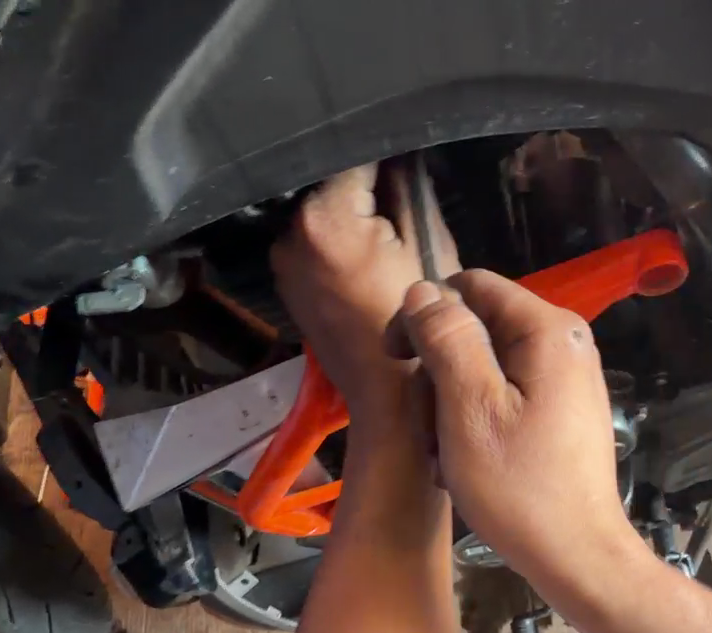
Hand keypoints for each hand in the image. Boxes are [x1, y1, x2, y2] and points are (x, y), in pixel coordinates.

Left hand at [270, 163, 458, 431]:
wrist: (390, 398)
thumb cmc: (420, 328)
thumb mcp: (429, 248)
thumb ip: (411, 190)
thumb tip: (401, 155)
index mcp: (326, 220)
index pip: (357, 157)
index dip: (389, 157)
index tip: (409, 164)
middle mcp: (289, 233)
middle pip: (332, 184)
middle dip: (366, 187)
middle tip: (400, 203)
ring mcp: (282, 261)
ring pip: (320, 212)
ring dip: (349, 213)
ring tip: (385, 234)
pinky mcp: (286, 282)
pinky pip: (312, 243)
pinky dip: (336, 241)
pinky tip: (365, 261)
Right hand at [394, 271, 643, 581]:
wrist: (577, 556)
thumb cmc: (520, 486)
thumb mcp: (470, 407)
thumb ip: (447, 339)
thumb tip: (424, 291)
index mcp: (548, 330)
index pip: (472, 287)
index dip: (425, 315)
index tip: (398, 361)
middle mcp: (566, 345)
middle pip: (480, 330)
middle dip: (441, 374)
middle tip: (426, 428)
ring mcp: (568, 382)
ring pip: (488, 371)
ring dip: (453, 408)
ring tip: (446, 457)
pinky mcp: (564, 416)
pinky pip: (508, 400)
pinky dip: (478, 425)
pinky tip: (466, 465)